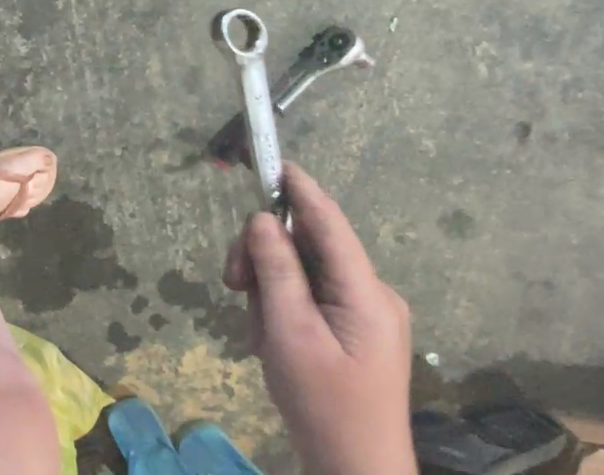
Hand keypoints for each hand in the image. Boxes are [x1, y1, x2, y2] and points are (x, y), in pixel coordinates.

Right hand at [223, 163, 415, 474]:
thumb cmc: (323, 399)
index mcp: (366, 292)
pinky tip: (272, 334)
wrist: (354, 465)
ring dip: (268, 286)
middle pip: (306, 244)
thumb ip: (275, 270)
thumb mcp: (288, 332)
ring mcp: (364, 309)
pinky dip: (281, 303)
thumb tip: (263, 218)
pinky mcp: (354, 325)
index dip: (300, 188)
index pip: (329, 222)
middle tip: (233, 284)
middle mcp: (371, 292)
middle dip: (263, 255)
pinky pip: (307, 291)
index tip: (273, 160)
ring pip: (300, 268)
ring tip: (258, 327)